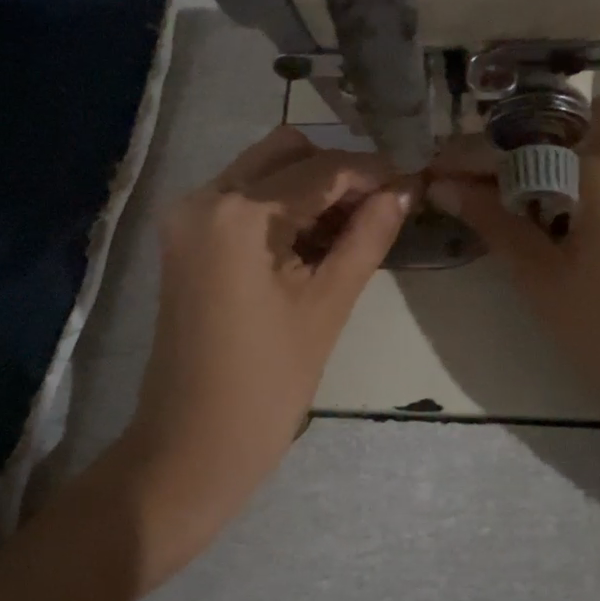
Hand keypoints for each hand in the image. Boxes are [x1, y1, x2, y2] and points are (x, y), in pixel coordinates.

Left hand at [127, 127, 411, 527]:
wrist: (192, 447)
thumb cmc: (267, 384)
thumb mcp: (328, 305)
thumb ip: (368, 237)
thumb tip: (404, 190)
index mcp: (237, 212)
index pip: (320, 168)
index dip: (371, 171)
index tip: (412, 179)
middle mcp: (204, 196)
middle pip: (286, 153)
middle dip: (338, 171)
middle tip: (383, 205)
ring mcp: (188, 217)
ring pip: (264, 171)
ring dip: (311, 186)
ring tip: (359, 225)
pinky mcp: (187, 239)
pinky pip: (243, 199)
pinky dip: (283, 206)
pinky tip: (320, 238)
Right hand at [427, 98, 599, 436]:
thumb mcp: (547, 282)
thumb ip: (494, 221)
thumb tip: (444, 184)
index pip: (529, 131)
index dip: (479, 151)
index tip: (444, 173)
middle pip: (570, 123)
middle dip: (523, 149)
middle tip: (488, 194)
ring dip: (564, 160)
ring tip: (533, 212)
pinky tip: (582, 221)